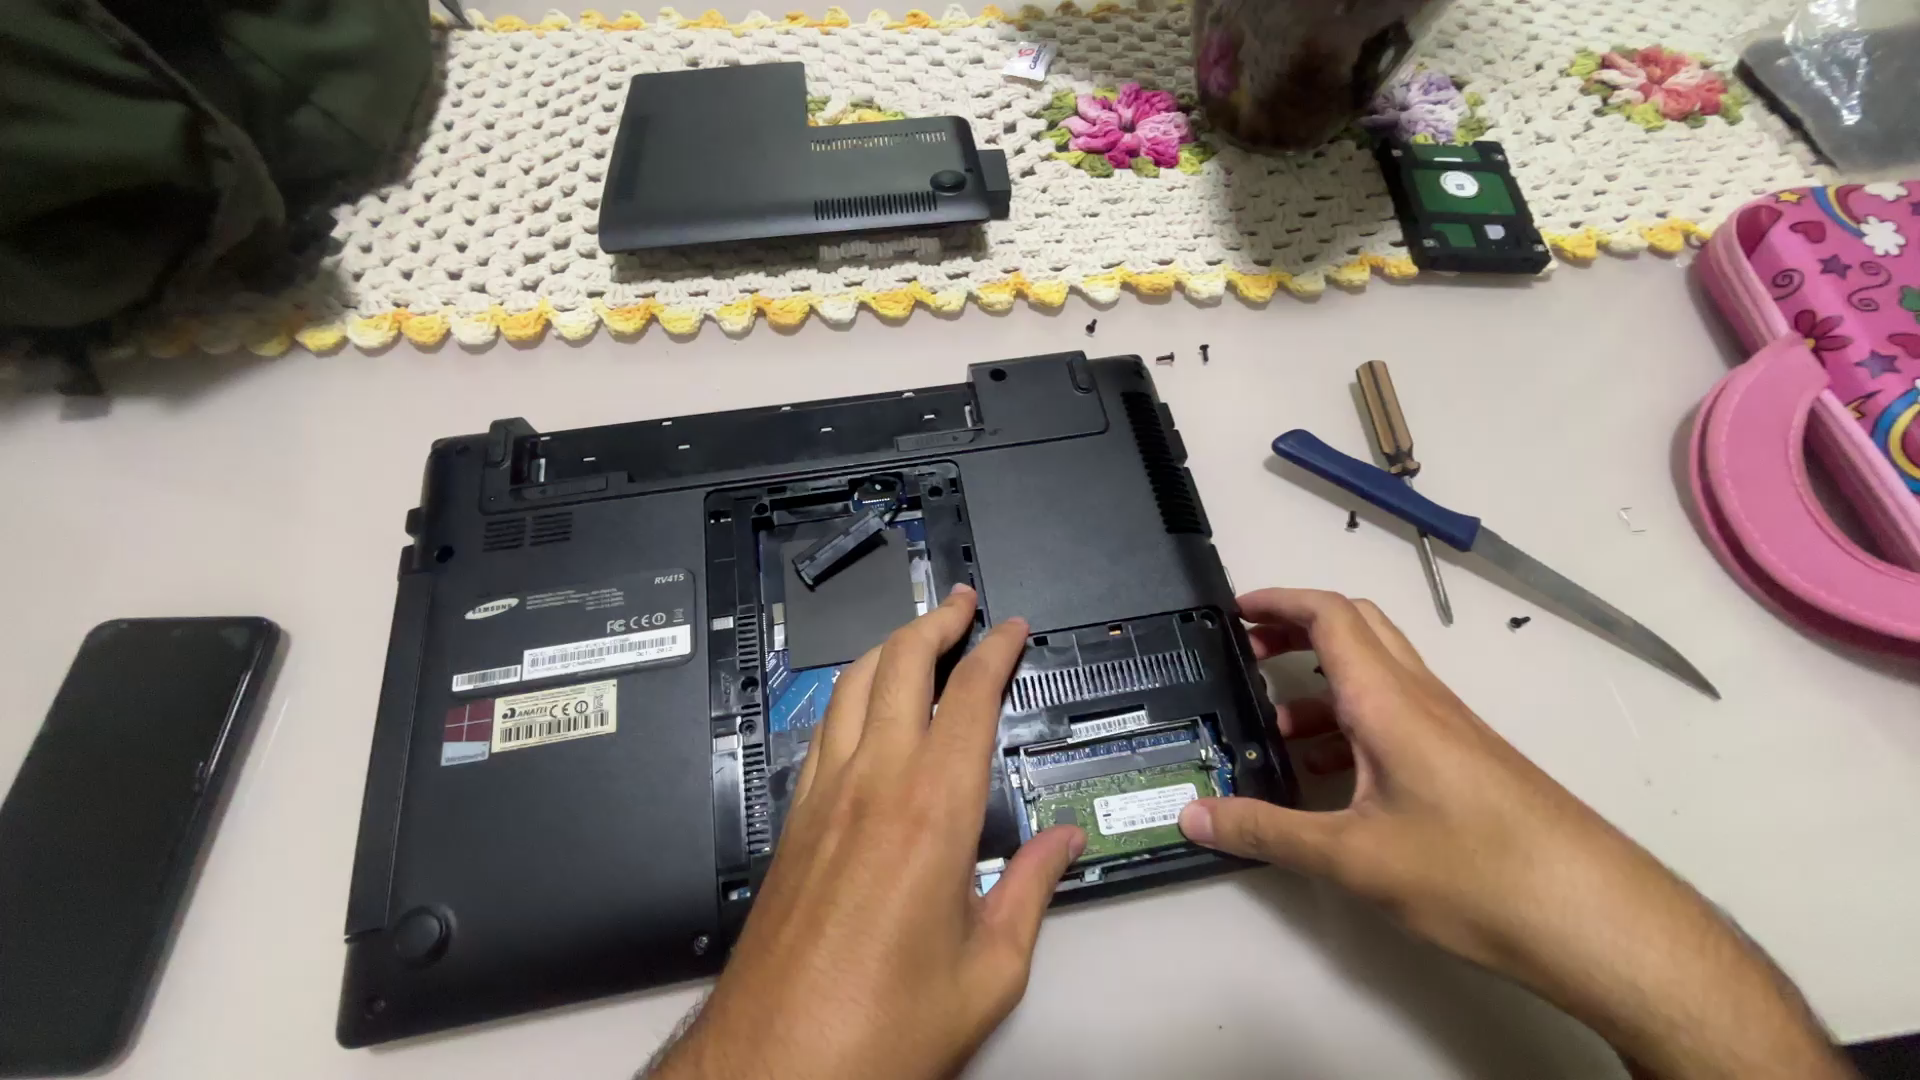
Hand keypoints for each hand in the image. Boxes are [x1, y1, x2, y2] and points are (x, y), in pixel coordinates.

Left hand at [649, 585, 1083, 1079]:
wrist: (775, 1063)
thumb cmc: (878, 1026)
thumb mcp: (987, 971)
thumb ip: (1032, 890)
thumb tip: (1064, 843)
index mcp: (934, 811)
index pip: (970, 697)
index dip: (994, 651)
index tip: (1010, 628)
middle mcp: (874, 784)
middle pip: (901, 664)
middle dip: (936, 621)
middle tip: (960, 602)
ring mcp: (825, 794)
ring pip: (853, 684)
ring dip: (888, 646)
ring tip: (916, 633)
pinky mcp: (795, 816)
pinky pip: (824, 727)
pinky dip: (850, 694)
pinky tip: (864, 701)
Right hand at [1179, 588, 1854, 1079]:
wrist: (1605, 923)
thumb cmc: (1475, 874)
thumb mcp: (1352, 859)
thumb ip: (1265, 832)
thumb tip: (1192, 818)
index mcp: (1388, 700)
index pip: (1330, 615)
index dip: (1279, 600)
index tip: (1236, 609)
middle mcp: (1420, 698)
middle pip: (1357, 626)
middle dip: (1297, 626)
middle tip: (1250, 649)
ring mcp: (1449, 727)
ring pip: (1377, 671)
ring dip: (1321, 677)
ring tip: (1274, 721)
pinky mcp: (1465, 759)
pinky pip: (1396, 713)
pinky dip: (1350, 719)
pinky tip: (1328, 772)